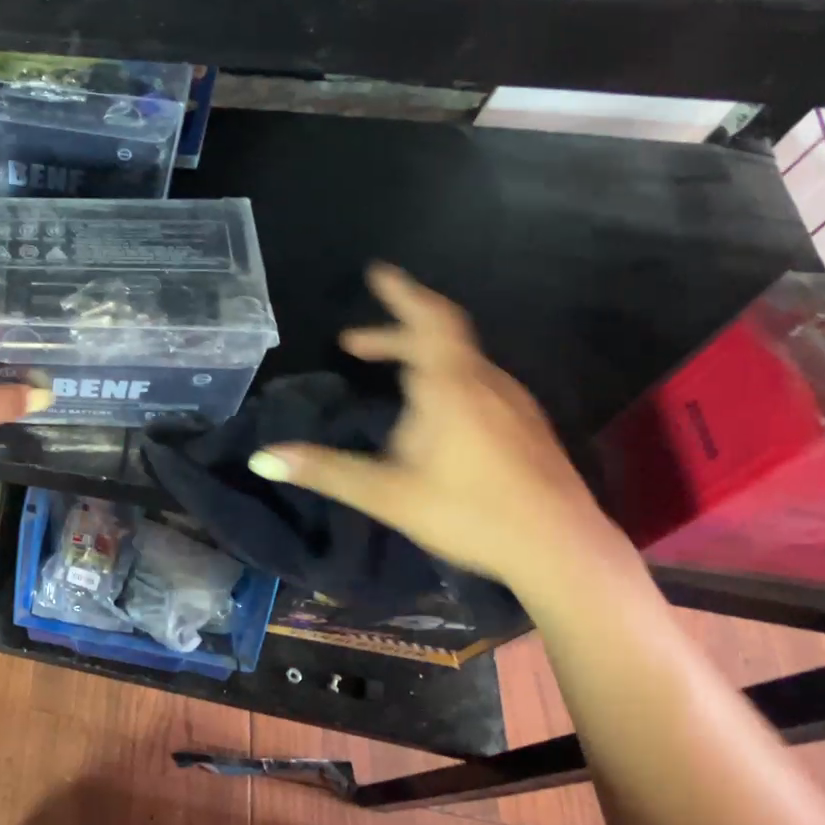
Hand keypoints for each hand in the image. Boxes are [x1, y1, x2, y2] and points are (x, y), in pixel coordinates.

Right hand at [248, 263, 628, 592]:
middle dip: (393, 335)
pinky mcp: (526, 426)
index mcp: (451, 388)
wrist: (564, 551)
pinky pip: (477, 381)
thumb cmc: (471, 514)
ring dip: (419, 356)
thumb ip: (324, 470)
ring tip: (387, 374)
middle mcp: (485, 384)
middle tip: (352, 345)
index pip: (429, 321)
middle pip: (440, 339)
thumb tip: (260, 457)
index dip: (403, 293)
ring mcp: (512, 404)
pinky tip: (431, 411)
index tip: (378, 273)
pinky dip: (443, 376)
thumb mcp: (387, 494)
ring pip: (460, 361)